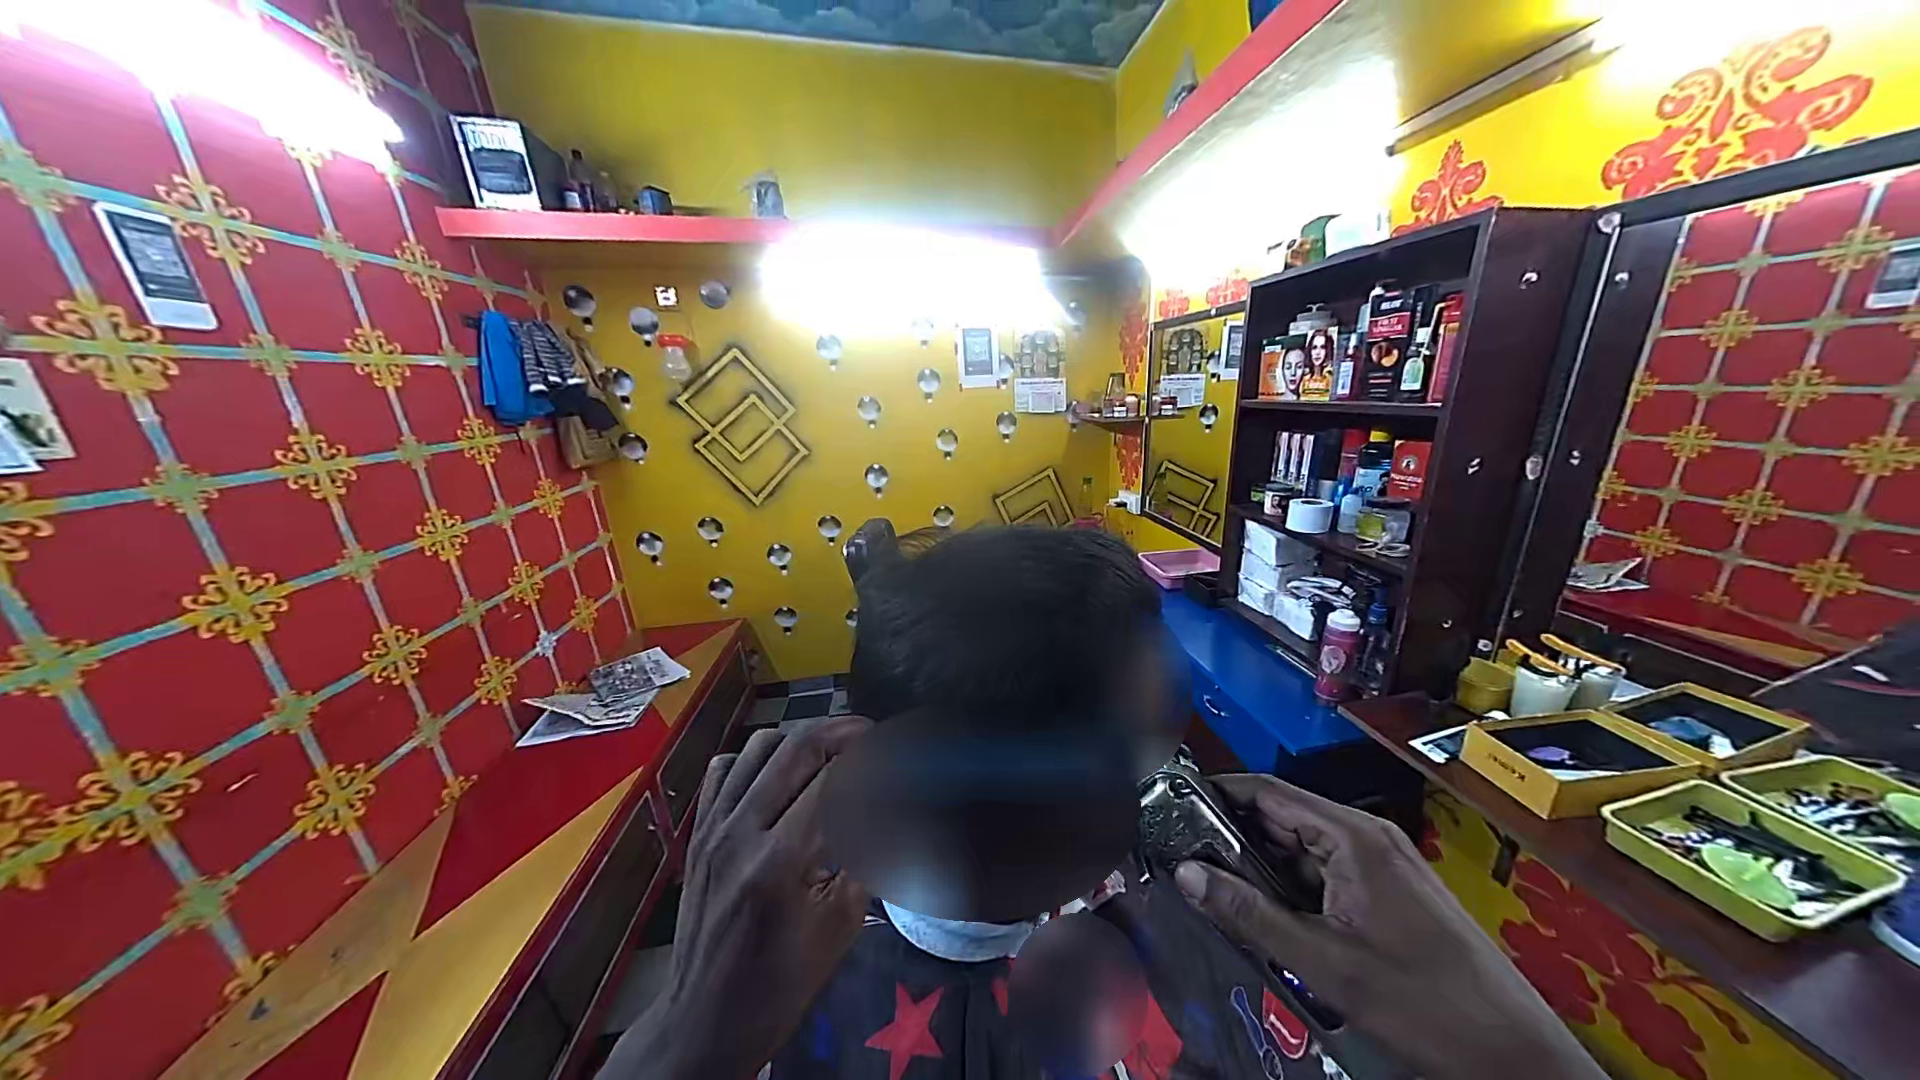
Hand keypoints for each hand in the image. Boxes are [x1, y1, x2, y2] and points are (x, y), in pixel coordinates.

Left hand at [603, 717, 873, 1079]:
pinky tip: (779, 776)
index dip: (873, 758)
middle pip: (797, 747)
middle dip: (843, 730)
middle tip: (871, 734)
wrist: (703, 1021)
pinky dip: (758, 759)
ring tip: (830, 754)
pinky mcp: (697, 831)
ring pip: (760, 747)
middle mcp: (741, 830)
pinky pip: (727, 768)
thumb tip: (894, 804)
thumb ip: (868, 854)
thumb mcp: (841, 924)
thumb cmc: (781, 983)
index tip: (898, 753)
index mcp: (780, 860)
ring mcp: (712, 826)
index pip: (836, 779)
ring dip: (802, 741)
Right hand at [1173, 775, 1604, 1079]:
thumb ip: (1250, 913)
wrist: (1521, 1061)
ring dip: (1259, 864)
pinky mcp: (1387, 888)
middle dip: (1232, 834)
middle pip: (1281, 816)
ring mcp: (1379, 861)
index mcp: (1351, 835)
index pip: (1266, 791)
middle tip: (1185, 855)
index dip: (1217, 792)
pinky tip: (1265, 910)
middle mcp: (1364, 835)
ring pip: (1299, 847)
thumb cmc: (1425, 1003)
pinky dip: (1289, 885)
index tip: (1174, 806)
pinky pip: (1322, 871)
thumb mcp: (1326, 963)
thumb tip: (1186, 873)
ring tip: (1214, 885)